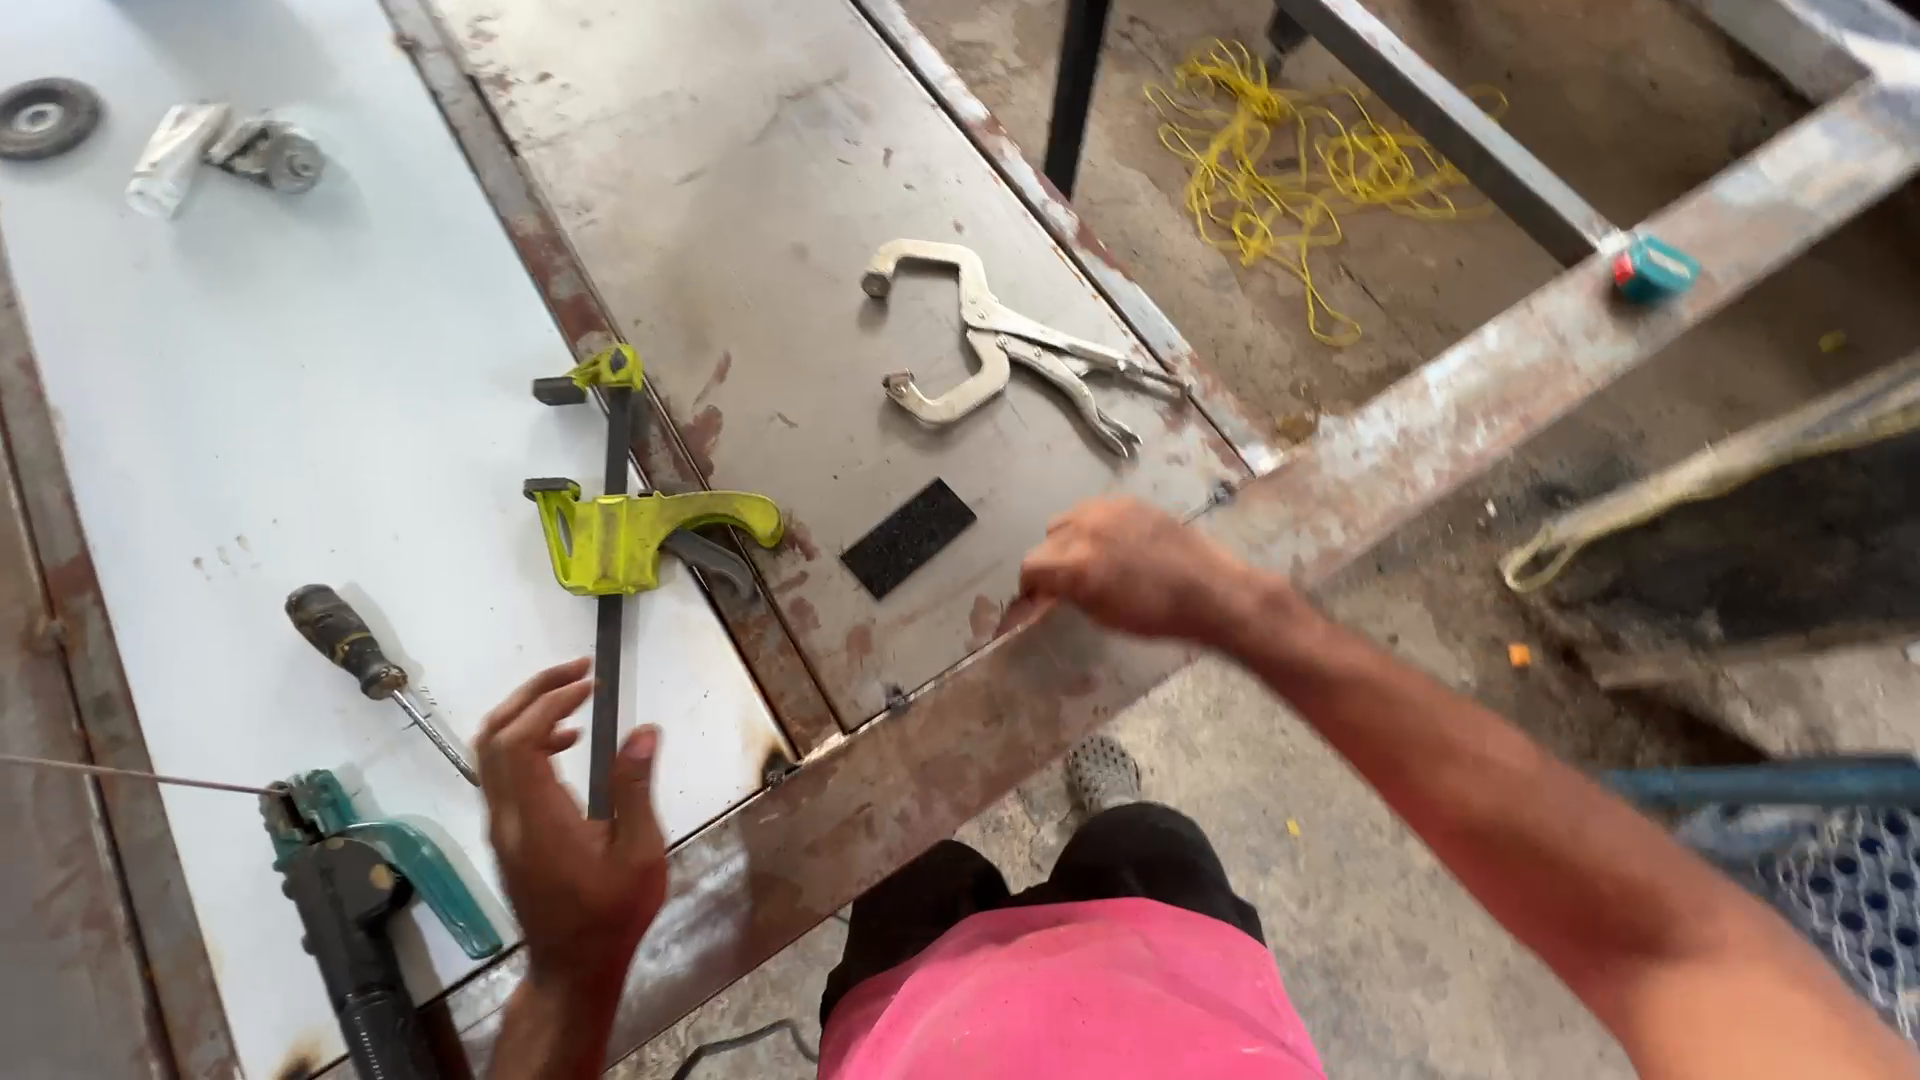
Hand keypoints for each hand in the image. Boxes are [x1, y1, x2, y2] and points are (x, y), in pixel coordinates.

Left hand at [476, 658, 666, 997]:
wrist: (573, 967)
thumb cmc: (613, 913)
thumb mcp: (640, 852)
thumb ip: (635, 789)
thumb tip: (643, 730)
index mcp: (537, 821)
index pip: (518, 742)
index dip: (549, 701)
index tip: (590, 685)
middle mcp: (507, 818)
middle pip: (493, 737)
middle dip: (532, 693)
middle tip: (578, 671)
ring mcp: (501, 826)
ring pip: (491, 752)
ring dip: (527, 713)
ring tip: (575, 696)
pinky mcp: (507, 833)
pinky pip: (502, 772)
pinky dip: (528, 741)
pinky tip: (568, 744)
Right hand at [1017, 497, 1290, 644]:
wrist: (1210, 590)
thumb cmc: (1156, 616)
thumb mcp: (1102, 616)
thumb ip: (1070, 594)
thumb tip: (1054, 588)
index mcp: (1076, 565)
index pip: (1030, 568)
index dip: (1030, 586)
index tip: (1038, 597)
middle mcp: (1084, 530)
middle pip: (1045, 542)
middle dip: (1049, 563)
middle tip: (1065, 581)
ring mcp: (1107, 510)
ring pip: (1066, 520)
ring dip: (1069, 540)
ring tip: (1089, 557)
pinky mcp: (1128, 501)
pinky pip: (1095, 510)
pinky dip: (1094, 527)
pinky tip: (1114, 543)